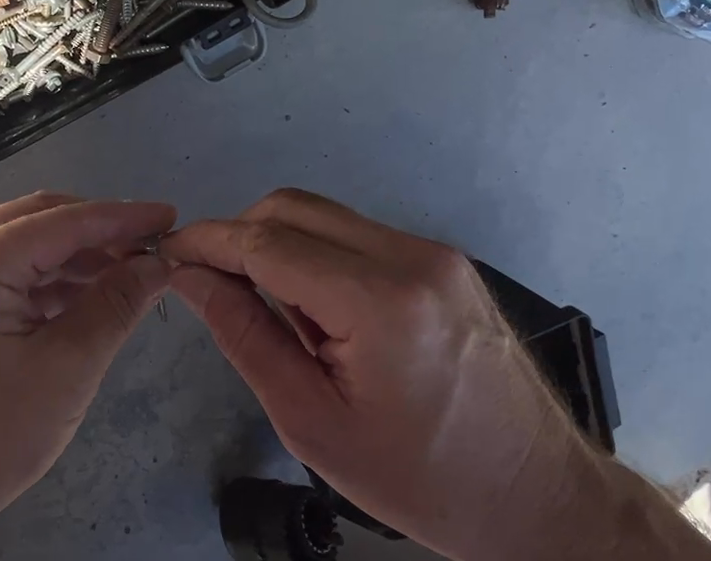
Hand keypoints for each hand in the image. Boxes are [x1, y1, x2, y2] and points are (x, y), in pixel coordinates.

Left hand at [0, 192, 175, 546]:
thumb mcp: (68, 367)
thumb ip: (115, 304)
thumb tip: (158, 264)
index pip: (62, 221)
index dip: (120, 217)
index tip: (168, 215)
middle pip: (42, 218)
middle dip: (101, 229)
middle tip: (155, 243)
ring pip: (30, 240)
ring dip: (82, 252)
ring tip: (136, 269)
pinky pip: (17, 266)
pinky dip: (58, 274)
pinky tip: (97, 289)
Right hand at [164, 189, 693, 560]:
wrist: (542, 500)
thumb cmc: (422, 478)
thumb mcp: (312, 422)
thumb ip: (243, 336)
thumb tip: (189, 277)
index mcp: (380, 301)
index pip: (266, 242)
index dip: (207, 242)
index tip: (168, 255)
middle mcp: (410, 257)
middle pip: (290, 209)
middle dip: (237, 237)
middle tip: (214, 285)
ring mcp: (433, 253)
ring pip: (320, 214)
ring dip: (276, 245)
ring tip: (277, 313)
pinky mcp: (443, 261)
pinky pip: (353, 234)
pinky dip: (314, 255)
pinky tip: (320, 312)